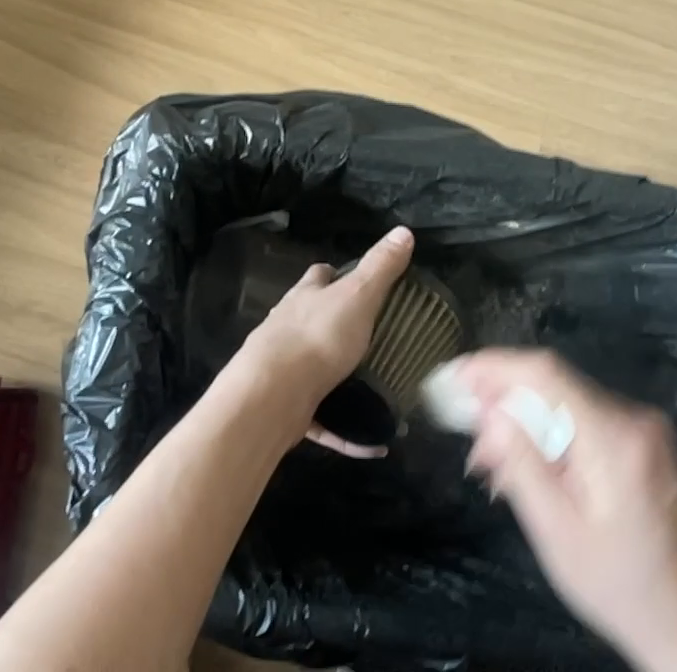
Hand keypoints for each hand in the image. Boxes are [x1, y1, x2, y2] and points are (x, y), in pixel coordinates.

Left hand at [236, 226, 414, 453]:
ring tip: (376, 394)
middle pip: (311, 321)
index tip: (358, 283)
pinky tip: (372, 446)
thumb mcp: (357, 296)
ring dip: (341, 382)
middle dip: (336, 329)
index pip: (318, 277)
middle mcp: (288, 328)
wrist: (272, 395)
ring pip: (314, 370)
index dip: (335, 276)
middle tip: (375, 342)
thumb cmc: (317, 338)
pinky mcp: (287, 407)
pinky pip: (323, 420)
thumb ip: (381, 268)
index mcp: (304, 298)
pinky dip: (346, 432)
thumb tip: (404, 231)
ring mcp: (284, 368)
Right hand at [452, 350, 676, 671]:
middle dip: (500, 402)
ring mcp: (642, 431)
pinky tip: (525, 467)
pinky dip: (546, 435)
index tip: (454, 378)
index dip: (493, 367)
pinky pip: (581, 421)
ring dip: (520, 422)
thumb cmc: (621, 588)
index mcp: (614, 439)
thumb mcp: (557, 532)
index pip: (544, 374)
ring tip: (488, 464)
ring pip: (563, 402)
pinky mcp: (642, 445)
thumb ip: (521, 464)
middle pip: (551, 386)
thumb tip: (488, 412)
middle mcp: (633, 420)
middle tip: (466, 437)